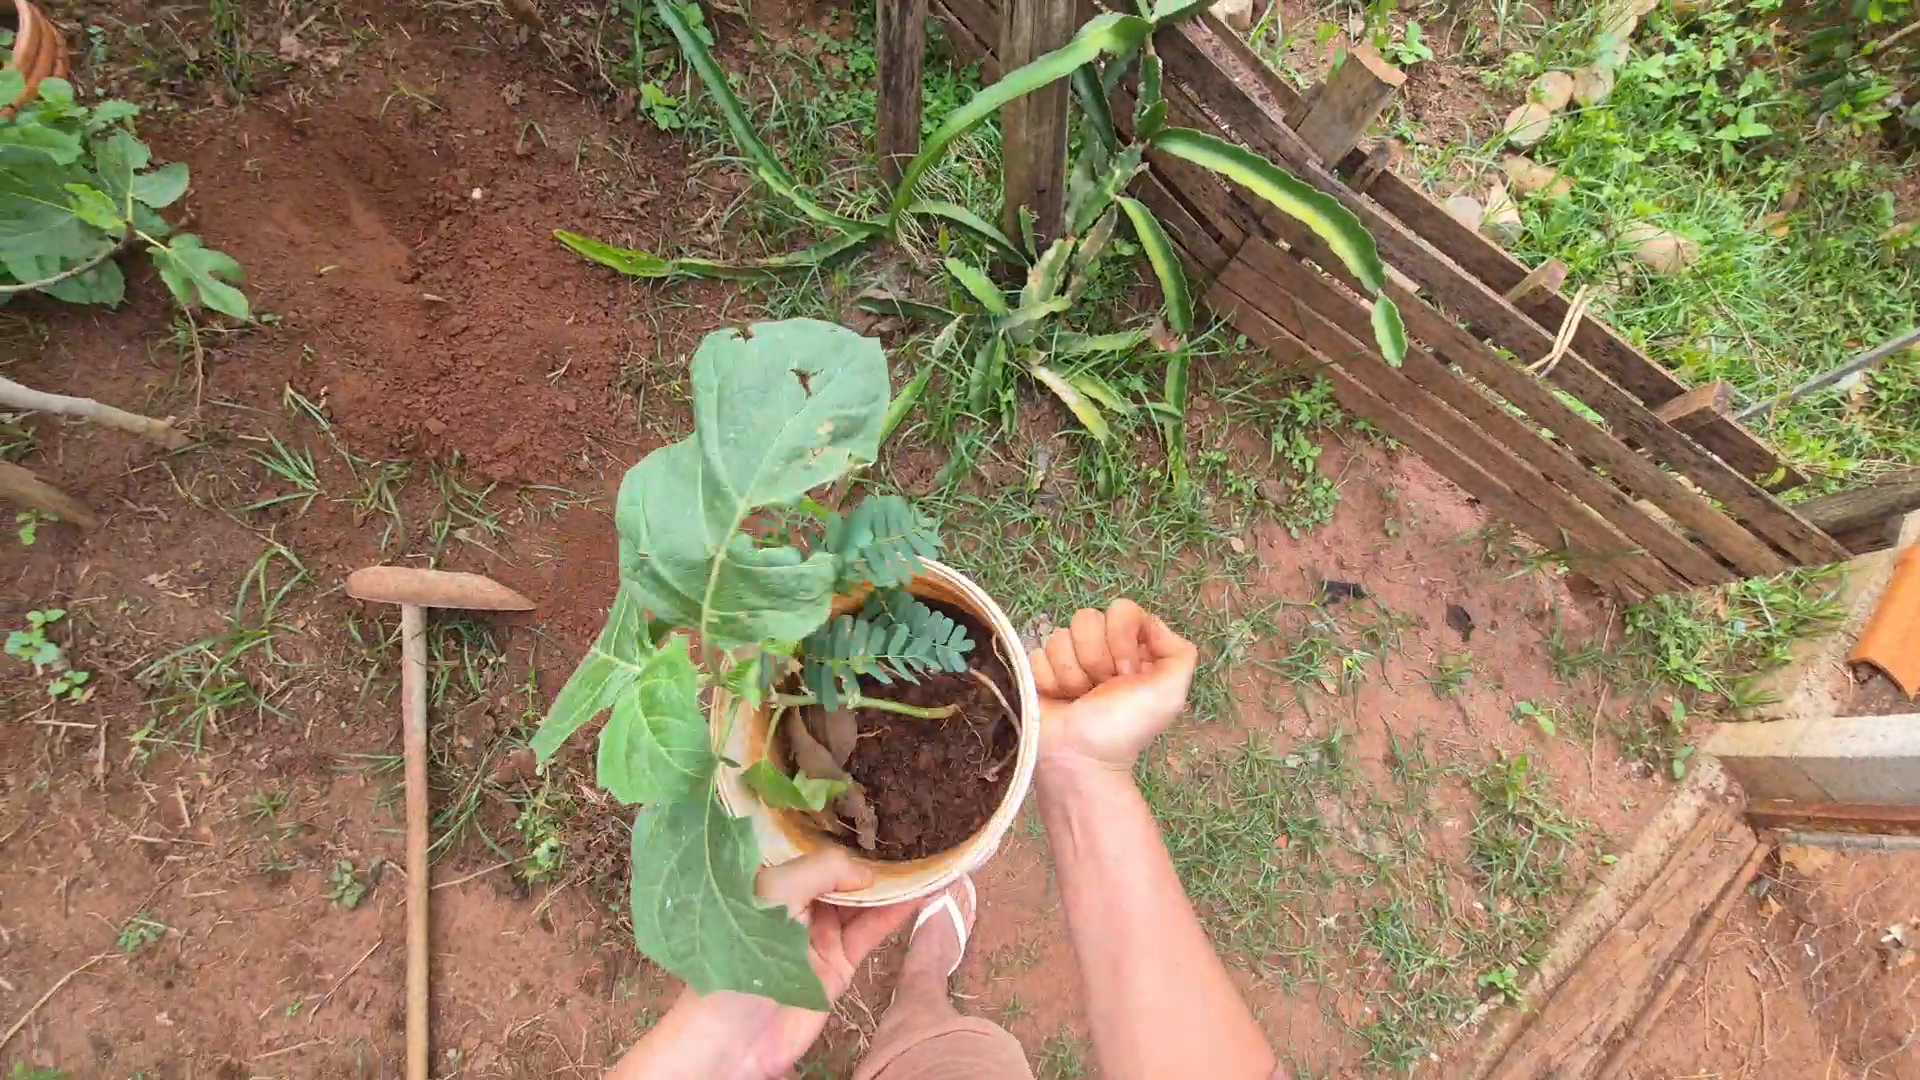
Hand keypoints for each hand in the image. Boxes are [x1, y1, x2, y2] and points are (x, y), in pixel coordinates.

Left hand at [611, 849, 913, 1079]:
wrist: (730, 1041)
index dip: (845, 826)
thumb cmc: (741, 953)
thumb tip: (870, 870)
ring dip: (895, 881)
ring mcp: (822, 931)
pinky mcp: (840, 962)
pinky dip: (897, 912)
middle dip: (877, 853)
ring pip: (865, 898)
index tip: (880, 805)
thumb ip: (824, 870)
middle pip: (846, 870)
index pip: (816, 843)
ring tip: (931, 857)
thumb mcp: (777, 894)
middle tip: (917, 829)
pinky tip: (922, 891)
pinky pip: (873, 929)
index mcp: (776, 876)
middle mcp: (801, 898)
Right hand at [1029, 598, 1197, 773]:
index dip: (1121, 636)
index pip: (1122, 610)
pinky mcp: (1039, 669)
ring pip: (1059, 636)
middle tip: (1101, 688)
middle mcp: (1100, 648)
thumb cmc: (1124, 728)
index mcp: (1132, 648)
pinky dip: (1049, 681)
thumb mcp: (1170, 694)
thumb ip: (1179, 652)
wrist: (1080, 760)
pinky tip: (1059, 700)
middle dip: (1095, 658)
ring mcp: (1067, 658)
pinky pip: (1037, 655)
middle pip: (1087, 618)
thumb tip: (1151, 623)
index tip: (1126, 672)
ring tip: (1079, 698)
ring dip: (1072, 674)